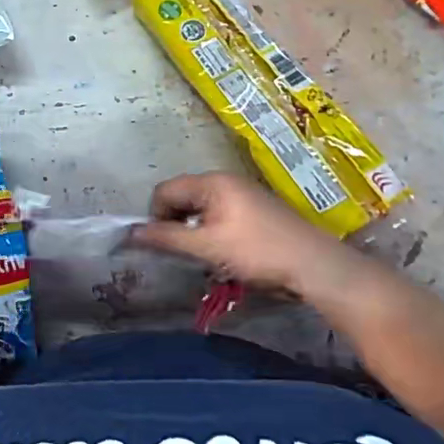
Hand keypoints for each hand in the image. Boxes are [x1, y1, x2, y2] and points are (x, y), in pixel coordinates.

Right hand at [134, 172, 358, 296]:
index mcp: (211, 181)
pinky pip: (220, 212)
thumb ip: (166, 238)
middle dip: (176, 224)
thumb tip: (130, 233)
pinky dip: (213, 230)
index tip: (165, 245)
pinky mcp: (257, 207)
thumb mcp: (206, 248)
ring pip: (201, 207)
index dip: (156, 217)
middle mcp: (225, 179)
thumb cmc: (256, 252)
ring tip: (206, 256)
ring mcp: (243, 191)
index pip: (164, 191)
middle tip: (185, 253)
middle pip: (182, 196)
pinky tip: (227, 253)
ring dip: (195, 230)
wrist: (314, 264)